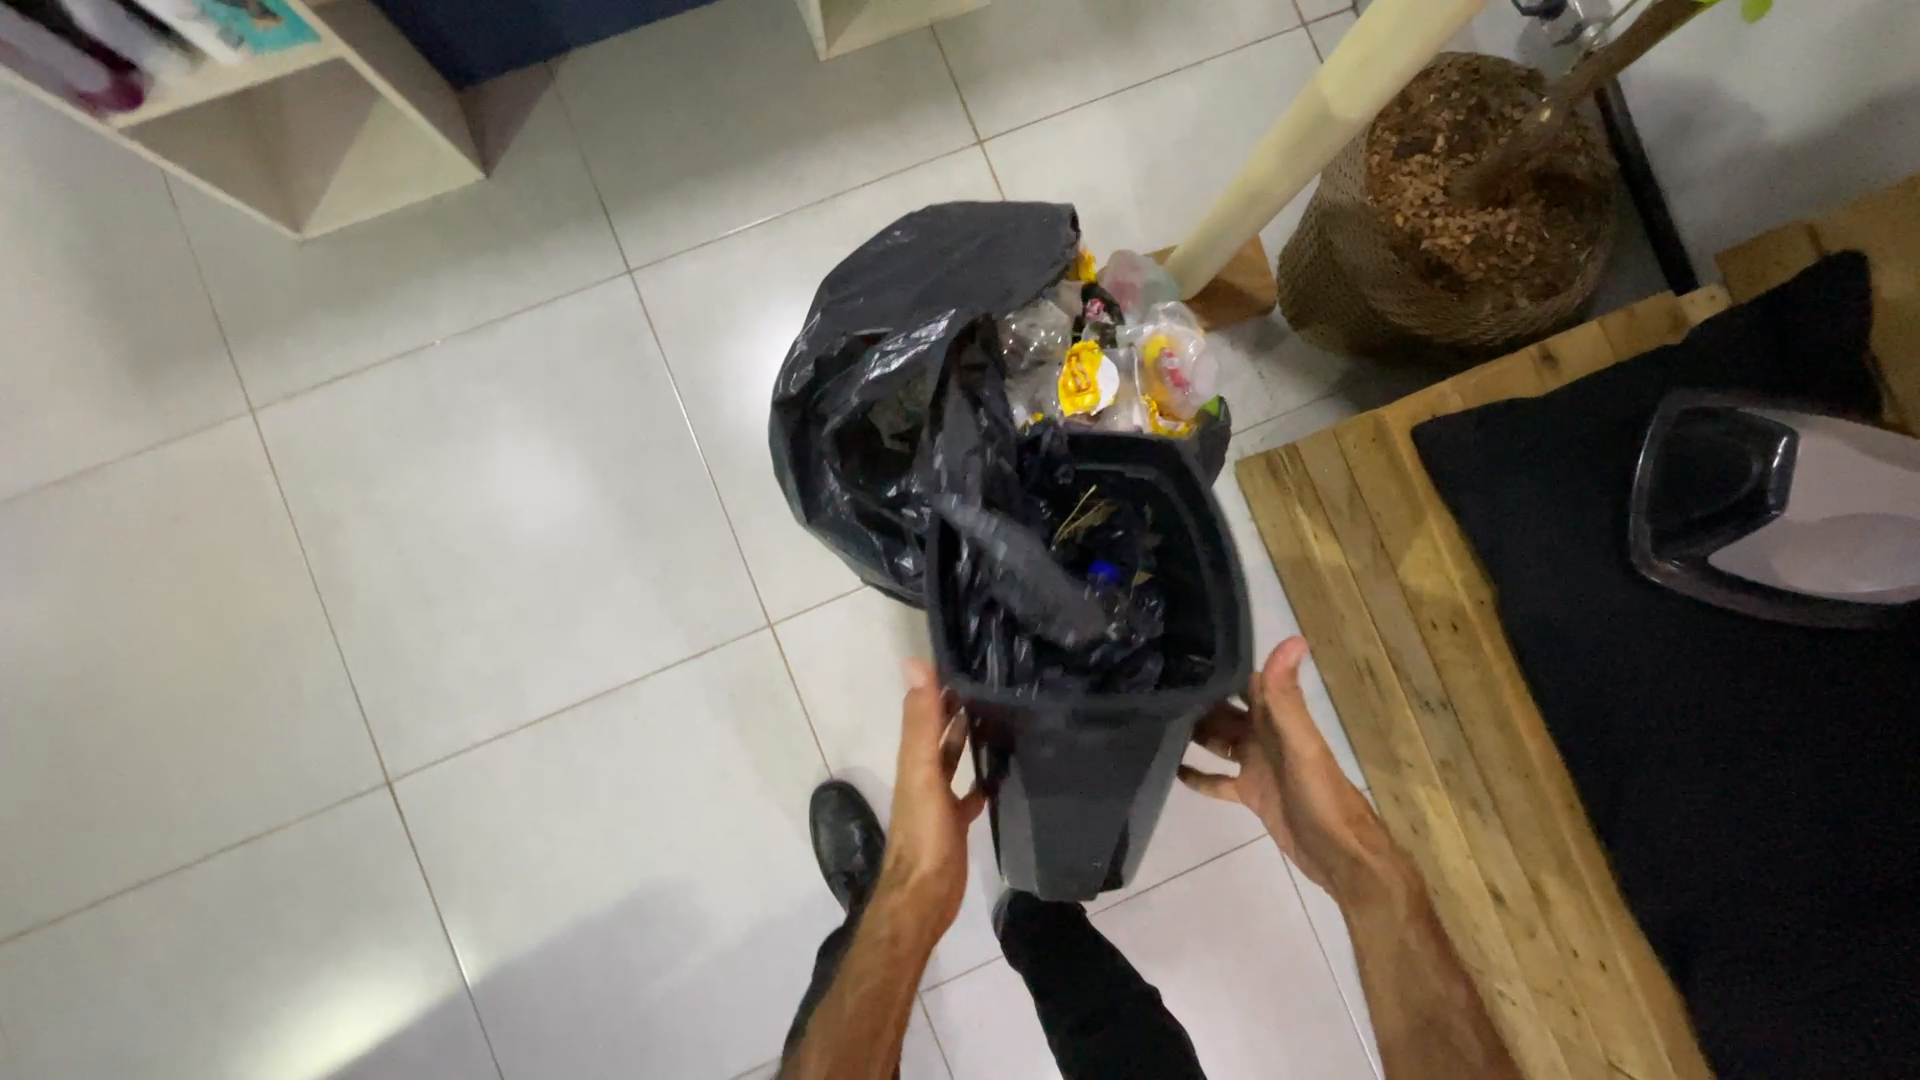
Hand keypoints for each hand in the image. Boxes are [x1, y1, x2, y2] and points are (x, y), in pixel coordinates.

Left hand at [879, 659, 985, 931]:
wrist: (924, 896)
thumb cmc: (924, 833)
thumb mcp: (922, 771)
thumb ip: (921, 721)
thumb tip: (914, 663)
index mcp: (914, 758)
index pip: (925, 710)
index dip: (938, 684)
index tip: (965, 657)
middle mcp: (924, 773)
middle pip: (939, 732)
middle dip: (956, 707)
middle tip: (989, 681)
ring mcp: (939, 799)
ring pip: (954, 759)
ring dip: (967, 738)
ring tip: (997, 715)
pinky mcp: (956, 822)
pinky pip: (970, 793)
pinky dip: (982, 781)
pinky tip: (1000, 773)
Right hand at [1179, 638, 1400, 903]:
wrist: (1343, 858)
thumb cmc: (1323, 798)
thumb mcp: (1302, 746)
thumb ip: (1288, 698)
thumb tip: (1292, 640)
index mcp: (1278, 720)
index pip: (1246, 682)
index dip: (1218, 666)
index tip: (1180, 650)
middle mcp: (1266, 737)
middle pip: (1226, 711)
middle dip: (1197, 699)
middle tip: (1153, 687)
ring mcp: (1258, 766)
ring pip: (1219, 741)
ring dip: (1194, 732)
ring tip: (1154, 720)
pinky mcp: (1251, 794)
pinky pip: (1218, 780)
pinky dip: (1198, 775)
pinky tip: (1172, 769)